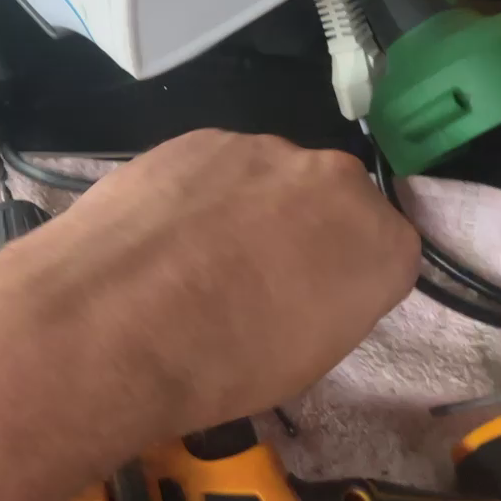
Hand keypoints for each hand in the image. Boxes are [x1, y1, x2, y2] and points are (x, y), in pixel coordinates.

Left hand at [0, 130, 421, 437]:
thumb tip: (302, 285)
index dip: (342, 278)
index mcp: (381, 242)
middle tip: (247, 274)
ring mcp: (261, 148)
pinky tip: (158, 229)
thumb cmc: (223, 364)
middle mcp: (334, 179)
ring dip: (242, 206)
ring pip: (266, 177)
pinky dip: (193, 191)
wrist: (117, 321)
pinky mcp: (197, 136)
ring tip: (188, 254)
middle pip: (328, 200)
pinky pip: (210, 165)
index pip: (383, 250)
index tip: (308, 300)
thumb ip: (325, 302)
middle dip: (299, 230)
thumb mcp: (302, 360)